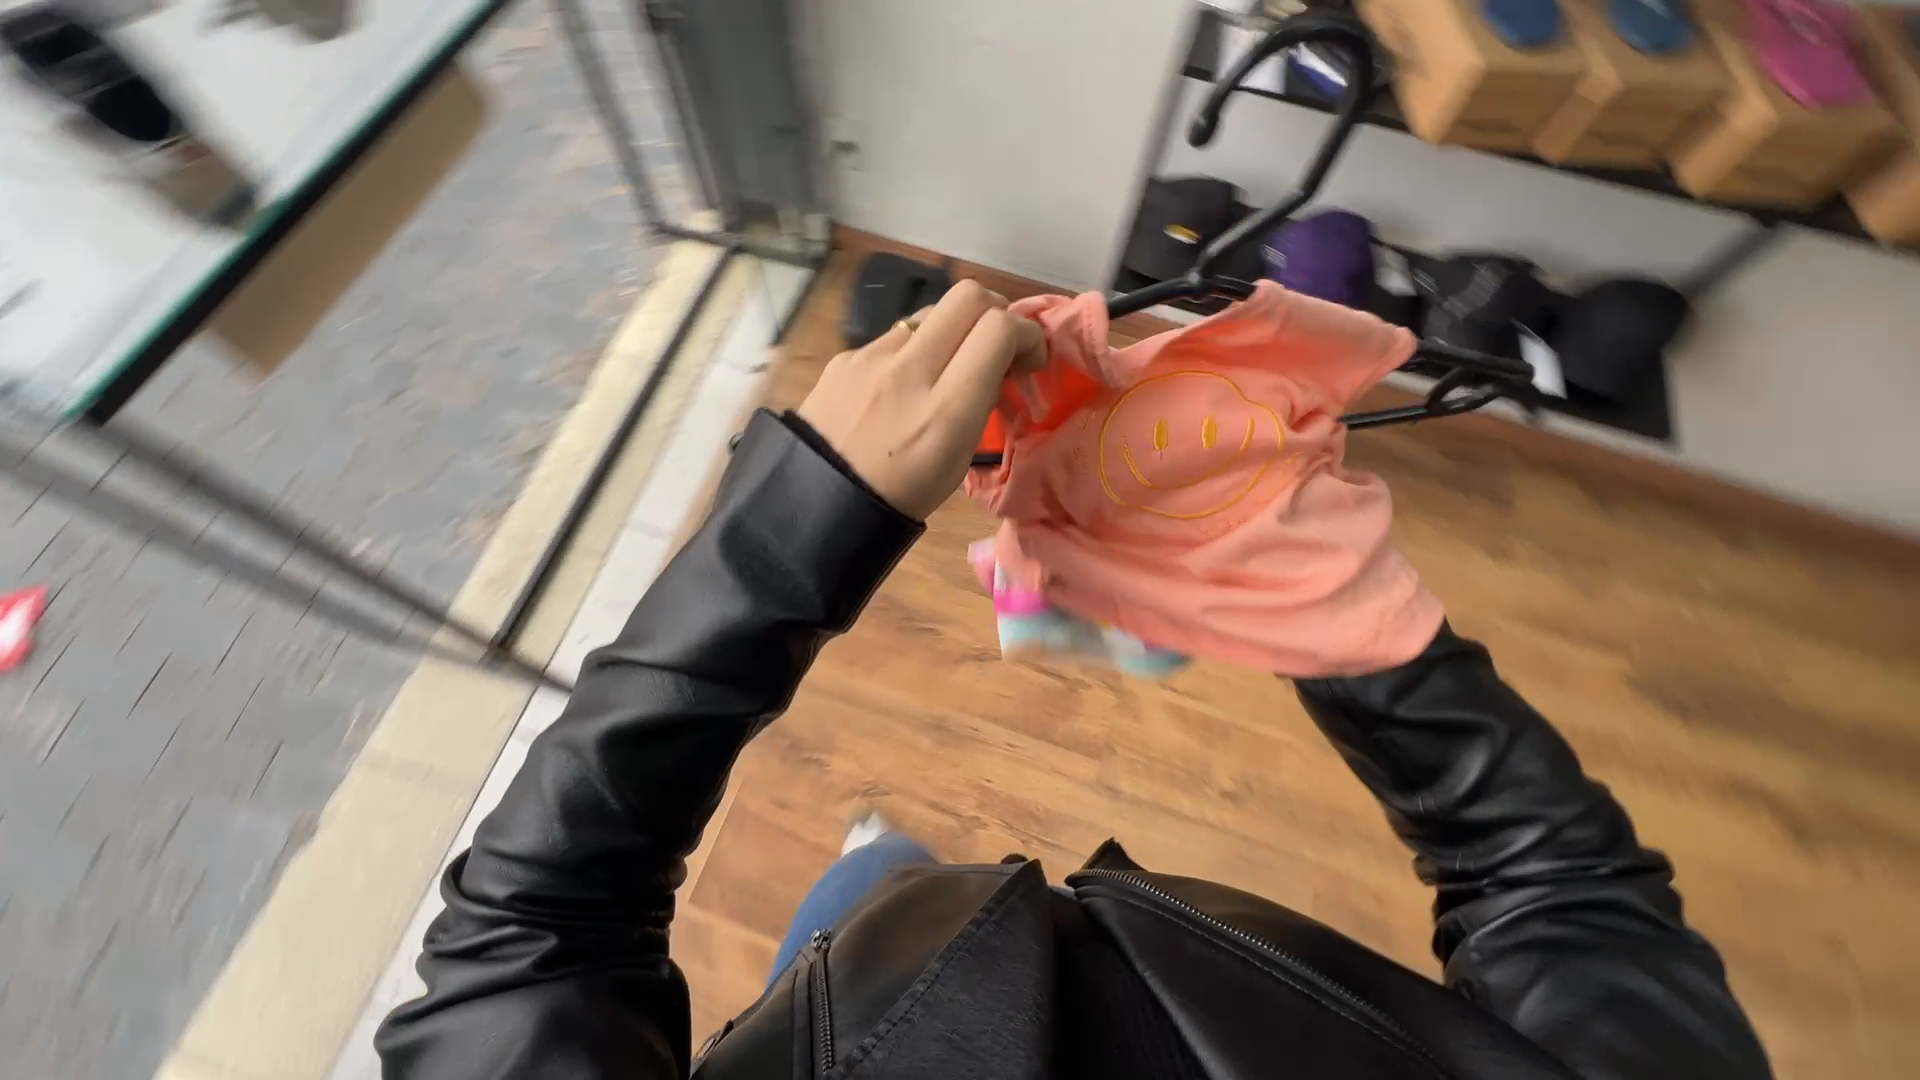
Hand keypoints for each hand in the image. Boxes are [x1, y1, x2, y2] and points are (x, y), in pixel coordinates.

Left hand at [798, 279, 1042, 520]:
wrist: (819, 504)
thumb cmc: (902, 495)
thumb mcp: (958, 460)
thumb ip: (979, 401)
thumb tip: (992, 364)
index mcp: (946, 411)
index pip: (999, 329)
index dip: (1027, 333)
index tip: (1028, 357)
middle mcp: (909, 372)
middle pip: (968, 296)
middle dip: (996, 311)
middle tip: (998, 343)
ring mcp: (871, 358)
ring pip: (930, 313)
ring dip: (953, 330)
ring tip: (948, 368)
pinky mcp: (845, 357)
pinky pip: (893, 337)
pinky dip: (912, 351)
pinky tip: (901, 386)